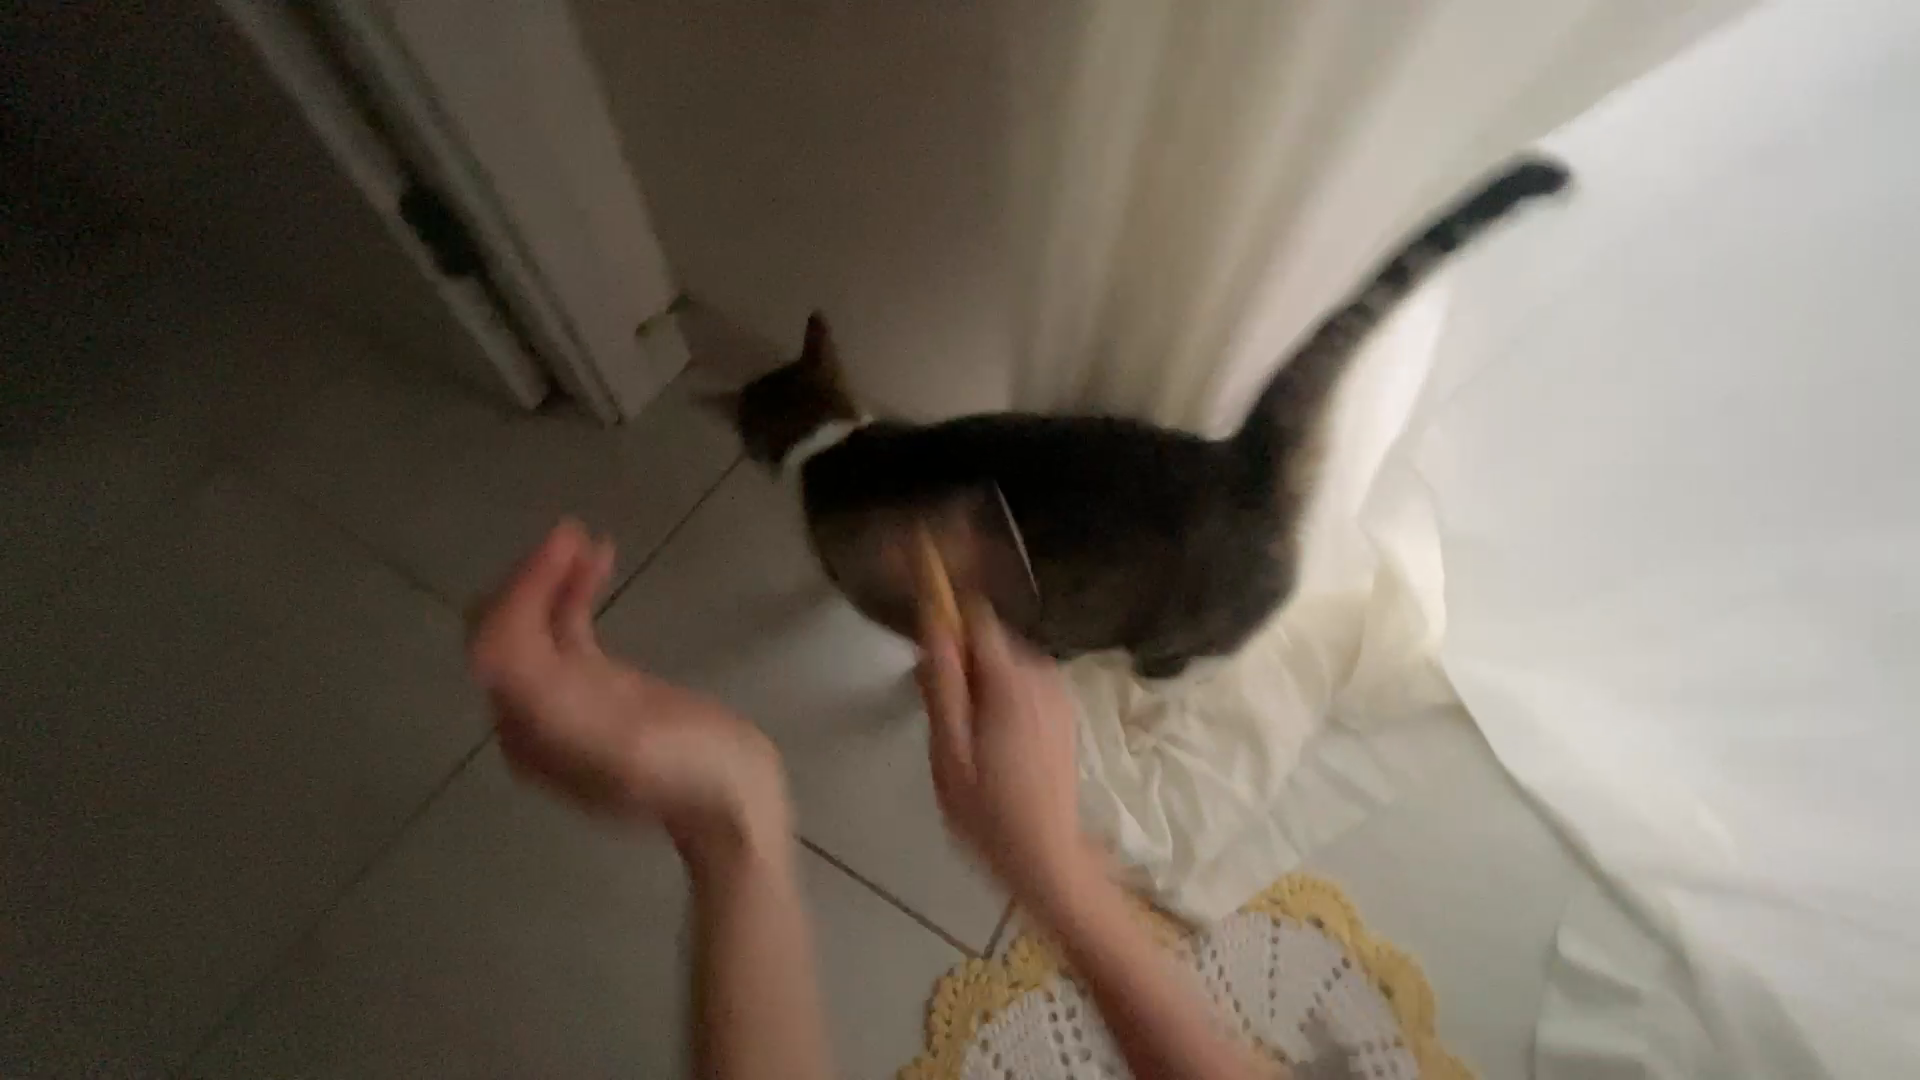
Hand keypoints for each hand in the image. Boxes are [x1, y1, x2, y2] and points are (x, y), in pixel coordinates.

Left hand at [469, 521, 789, 870]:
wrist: (734, 802)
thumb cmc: (695, 771)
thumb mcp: (628, 743)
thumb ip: (559, 704)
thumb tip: (492, 656)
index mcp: (533, 731)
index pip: (499, 648)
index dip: (521, 589)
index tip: (566, 540)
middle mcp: (532, 719)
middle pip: (507, 634)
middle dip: (531, 578)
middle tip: (574, 531)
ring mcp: (564, 705)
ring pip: (535, 630)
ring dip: (552, 580)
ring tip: (588, 539)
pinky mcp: (597, 694)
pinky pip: (567, 637)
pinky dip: (575, 596)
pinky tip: (600, 565)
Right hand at [917, 602, 1097, 906]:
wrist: (1046, 857)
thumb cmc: (986, 811)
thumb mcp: (948, 751)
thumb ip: (941, 684)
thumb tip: (933, 626)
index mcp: (1011, 682)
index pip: (976, 616)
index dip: (947, 619)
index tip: (926, 643)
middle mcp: (1042, 675)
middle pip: (989, 641)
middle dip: (961, 662)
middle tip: (943, 714)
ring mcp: (1058, 692)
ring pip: (1005, 662)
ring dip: (981, 681)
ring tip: (968, 736)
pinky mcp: (1064, 709)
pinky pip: (1023, 682)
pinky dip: (1003, 695)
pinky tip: (996, 741)